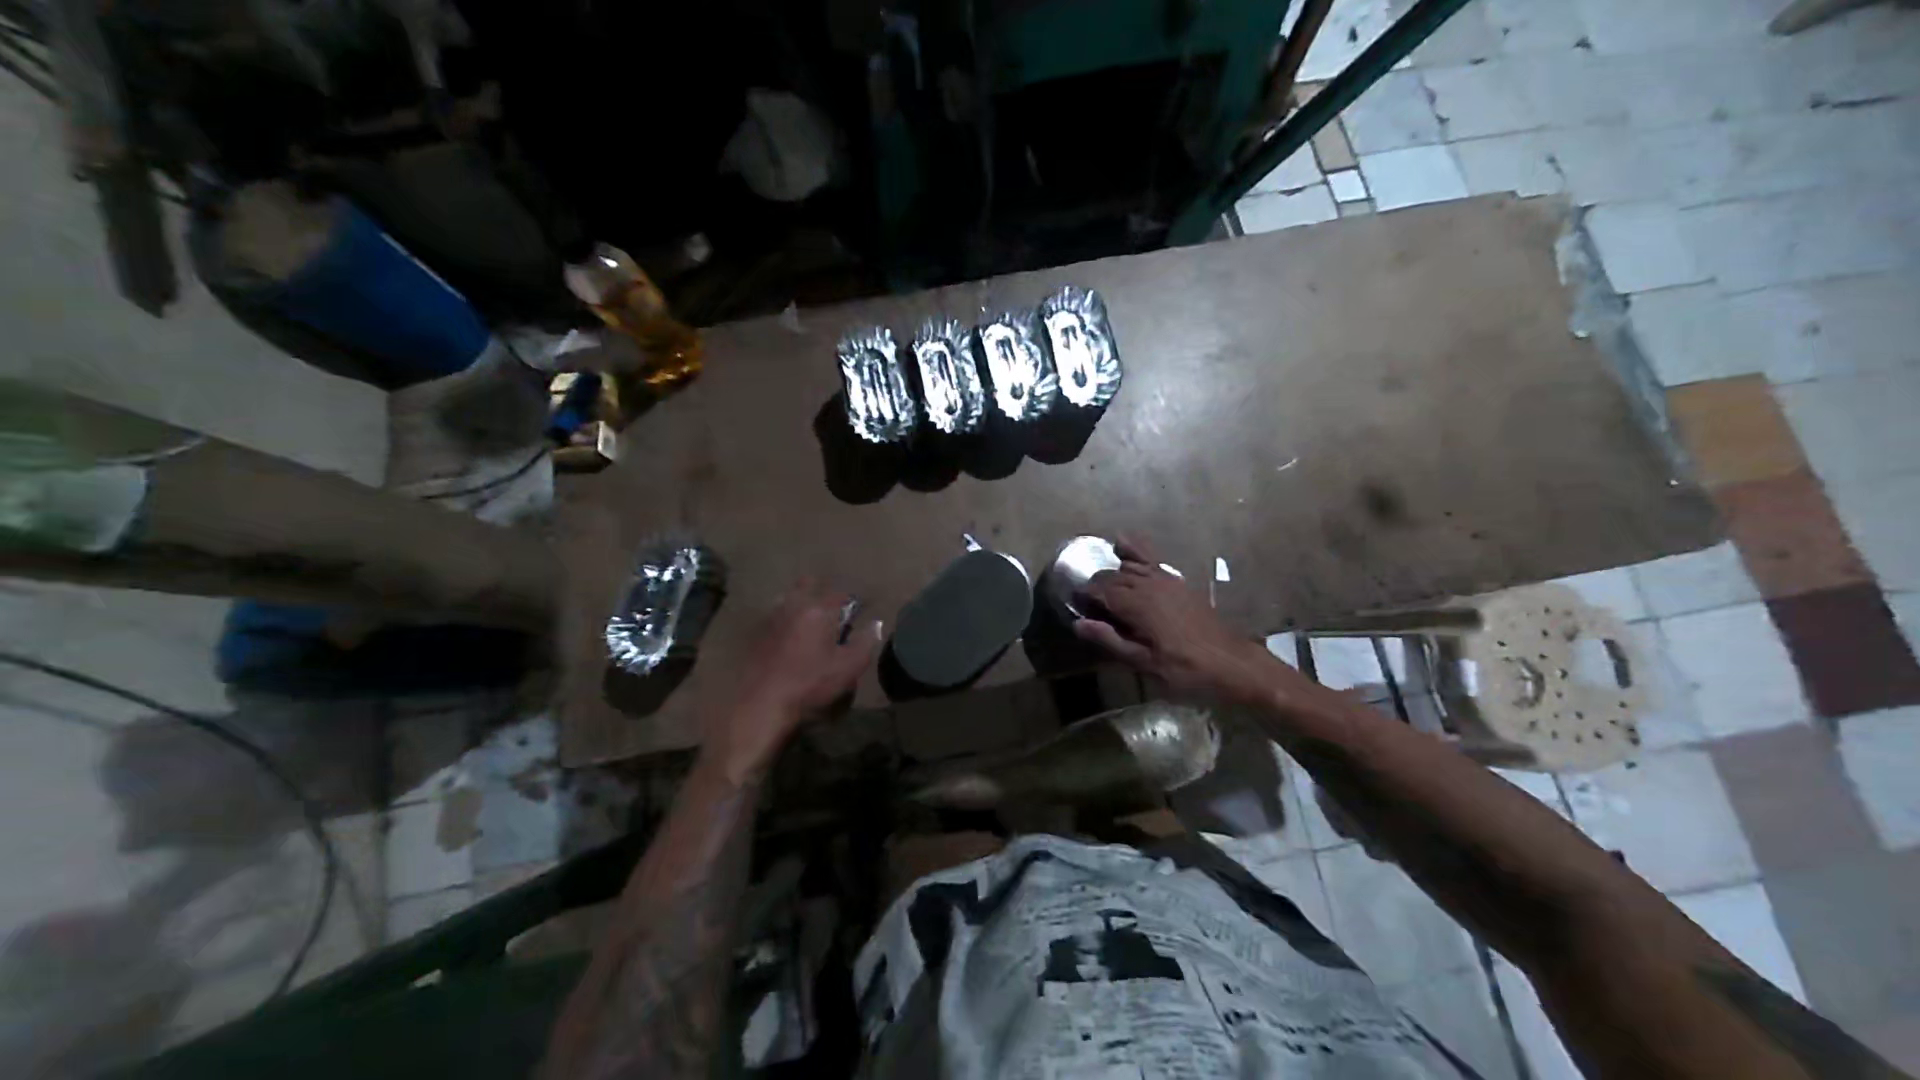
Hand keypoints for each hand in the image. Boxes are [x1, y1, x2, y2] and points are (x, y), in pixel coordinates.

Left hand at [707, 579, 882, 779]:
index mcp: (818, 610)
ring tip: (811, 628)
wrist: (762, 705)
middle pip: (808, 584)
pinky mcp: (756, 634)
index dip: (853, 603)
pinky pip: (775, 617)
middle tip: (832, 617)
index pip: (841, 594)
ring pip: (789, 598)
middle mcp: (793, 606)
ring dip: (801, 605)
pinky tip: (790, 643)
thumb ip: (866, 642)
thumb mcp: (849, 668)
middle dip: (822, 593)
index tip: (858, 617)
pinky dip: (786, 622)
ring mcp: (771, 618)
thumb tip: (875, 624)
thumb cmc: (810, 685)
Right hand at [1072, 537, 1286, 702]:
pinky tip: (1124, 544)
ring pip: (1129, 565)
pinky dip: (1134, 550)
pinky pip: (1151, 558)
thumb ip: (1110, 640)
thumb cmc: (1185, 669)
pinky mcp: (1178, 581)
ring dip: (1113, 572)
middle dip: (1096, 586)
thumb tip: (1078, 623)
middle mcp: (1148, 583)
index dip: (1084, 597)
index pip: (1098, 589)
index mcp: (1136, 603)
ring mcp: (1165, 579)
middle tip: (1088, 605)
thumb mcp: (1144, 662)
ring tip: (1103, 586)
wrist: (1233, 663)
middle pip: (1111, 576)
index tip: (1075, 606)